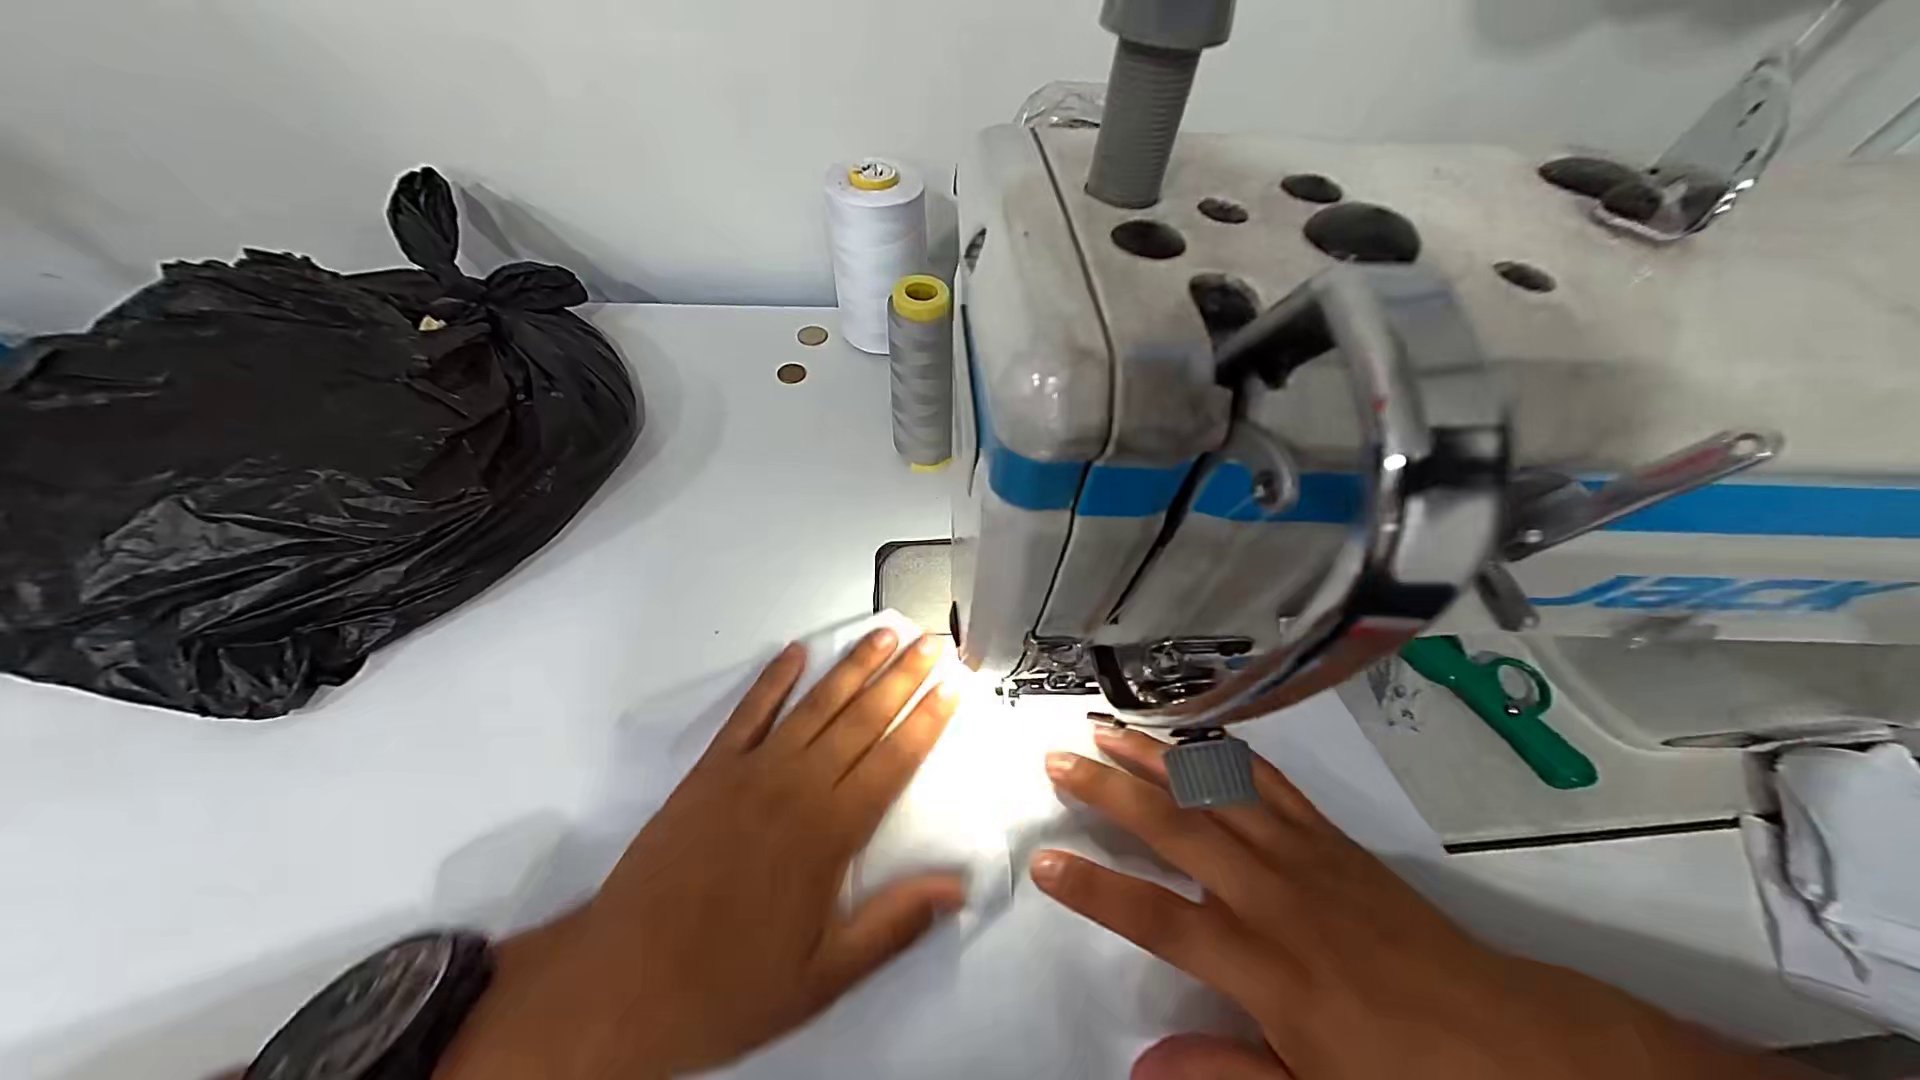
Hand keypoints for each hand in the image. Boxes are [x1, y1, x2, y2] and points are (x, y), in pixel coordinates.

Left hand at [437, 630, 963, 1079]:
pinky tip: (795, 651)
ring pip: (815, 705)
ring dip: (853, 665)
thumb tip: (957, 888)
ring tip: (884, 633)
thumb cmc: (730, 983)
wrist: (621, 985)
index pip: (895, 758)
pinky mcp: (709, 770)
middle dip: (904, 676)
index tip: (954, 686)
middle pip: (863, 718)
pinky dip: (773, 678)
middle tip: (933, 643)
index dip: (929, 719)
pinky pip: (748, 713)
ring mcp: (750, 771)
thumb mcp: (824, 975)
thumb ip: (894, 925)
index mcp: (831, 832)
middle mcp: (797, 787)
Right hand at [1031, 728, 1818, 1079]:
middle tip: (1058, 760)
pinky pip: (1271, 783)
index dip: (1095, 890)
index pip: (1158, 919)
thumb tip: (1142, 1068)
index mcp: (1266, 967)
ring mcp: (1304, 857)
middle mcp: (1274, 896)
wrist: (1522, 1047)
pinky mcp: (1332, 840)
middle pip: (1176, 828)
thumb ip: (1228, 1077)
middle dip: (1109, 790)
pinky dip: (1227, 755)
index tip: (1043, 863)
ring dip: (1155, 756)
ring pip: (1215, 789)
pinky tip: (1198, 740)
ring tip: (1108, 730)